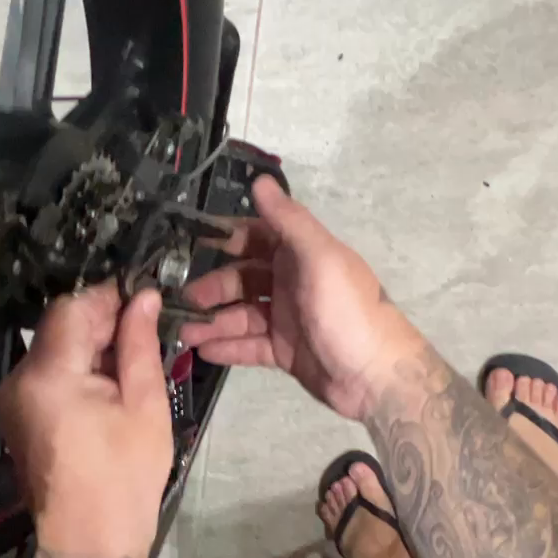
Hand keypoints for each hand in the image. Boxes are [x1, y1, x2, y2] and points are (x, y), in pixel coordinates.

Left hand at [0, 282, 171, 557]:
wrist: (90, 543)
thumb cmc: (126, 478)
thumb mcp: (144, 406)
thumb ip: (139, 345)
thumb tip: (143, 297)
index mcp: (48, 375)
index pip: (70, 307)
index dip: (107, 297)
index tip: (143, 300)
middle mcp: (17, 380)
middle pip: (58, 327)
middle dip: (101, 324)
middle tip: (144, 335)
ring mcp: (11, 400)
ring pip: (52, 350)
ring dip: (91, 348)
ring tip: (131, 367)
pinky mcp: (16, 417)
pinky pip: (46, 376)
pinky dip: (76, 372)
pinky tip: (107, 390)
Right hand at [179, 177, 422, 419]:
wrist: (374, 376)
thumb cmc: (348, 312)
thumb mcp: (320, 259)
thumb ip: (289, 221)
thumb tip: (259, 181)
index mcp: (301, 254)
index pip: (256, 237)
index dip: (225, 239)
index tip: (190, 244)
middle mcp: (291, 282)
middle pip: (242, 278)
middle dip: (212, 288)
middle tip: (183, 301)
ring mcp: (286, 318)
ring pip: (241, 315)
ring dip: (213, 322)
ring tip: (184, 333)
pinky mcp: (284, 351)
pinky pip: (249, 345)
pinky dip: (227, 347)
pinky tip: (203, 351)